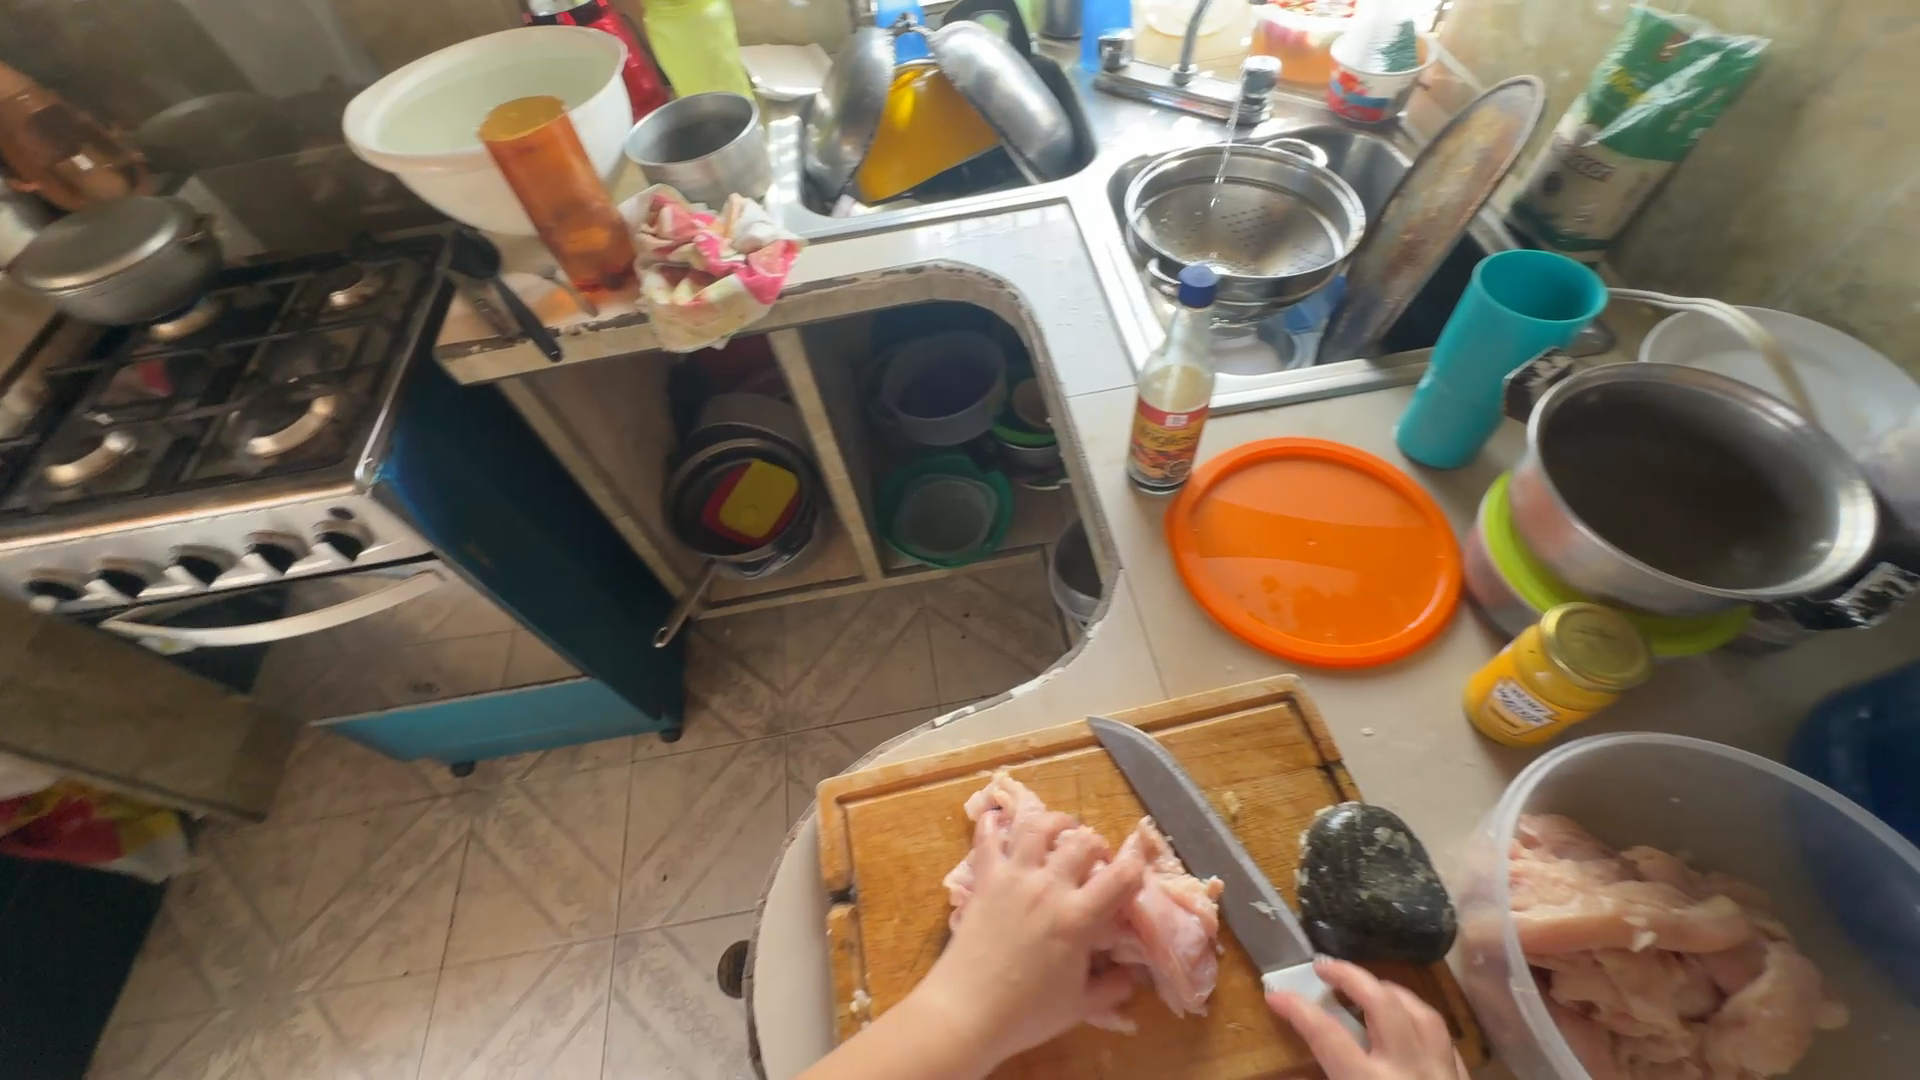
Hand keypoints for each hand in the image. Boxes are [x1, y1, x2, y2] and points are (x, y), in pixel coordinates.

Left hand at [914, 808, 1147, 1066]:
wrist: (968, 1010)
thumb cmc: (1027, 1013)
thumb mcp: (1080, 1007)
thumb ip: (1112, 989)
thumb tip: (1133, 976)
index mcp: (1078, 917)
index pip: (1119, 877)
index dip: (1134, 866)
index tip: (1135, 868)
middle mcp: (1048, 886)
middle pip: (1082, 842)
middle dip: (1096, 843)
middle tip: (1096, 857)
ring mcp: (1014, 876)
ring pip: (1038, 827)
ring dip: (1055, 821)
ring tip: (1061, 828)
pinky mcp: (985, 876)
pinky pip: (989, 837)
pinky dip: (993, 822)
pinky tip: (999, 818)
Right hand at [1266, 957, 1466, 1079]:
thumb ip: (1331, 1073)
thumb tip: (1317, 1049)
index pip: (1326, 1033)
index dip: (1297, 1008)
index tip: (1275, 994)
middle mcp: (1409, 1073)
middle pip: (1382, 1004)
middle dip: (1350, 977)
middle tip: (1325, 970)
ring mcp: (1443, 1079)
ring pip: (1422, 1015)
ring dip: (1392, 993)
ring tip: (1370, 987)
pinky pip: (1447, 1044)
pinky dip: (1423, 1025)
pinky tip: (1410, 1025)